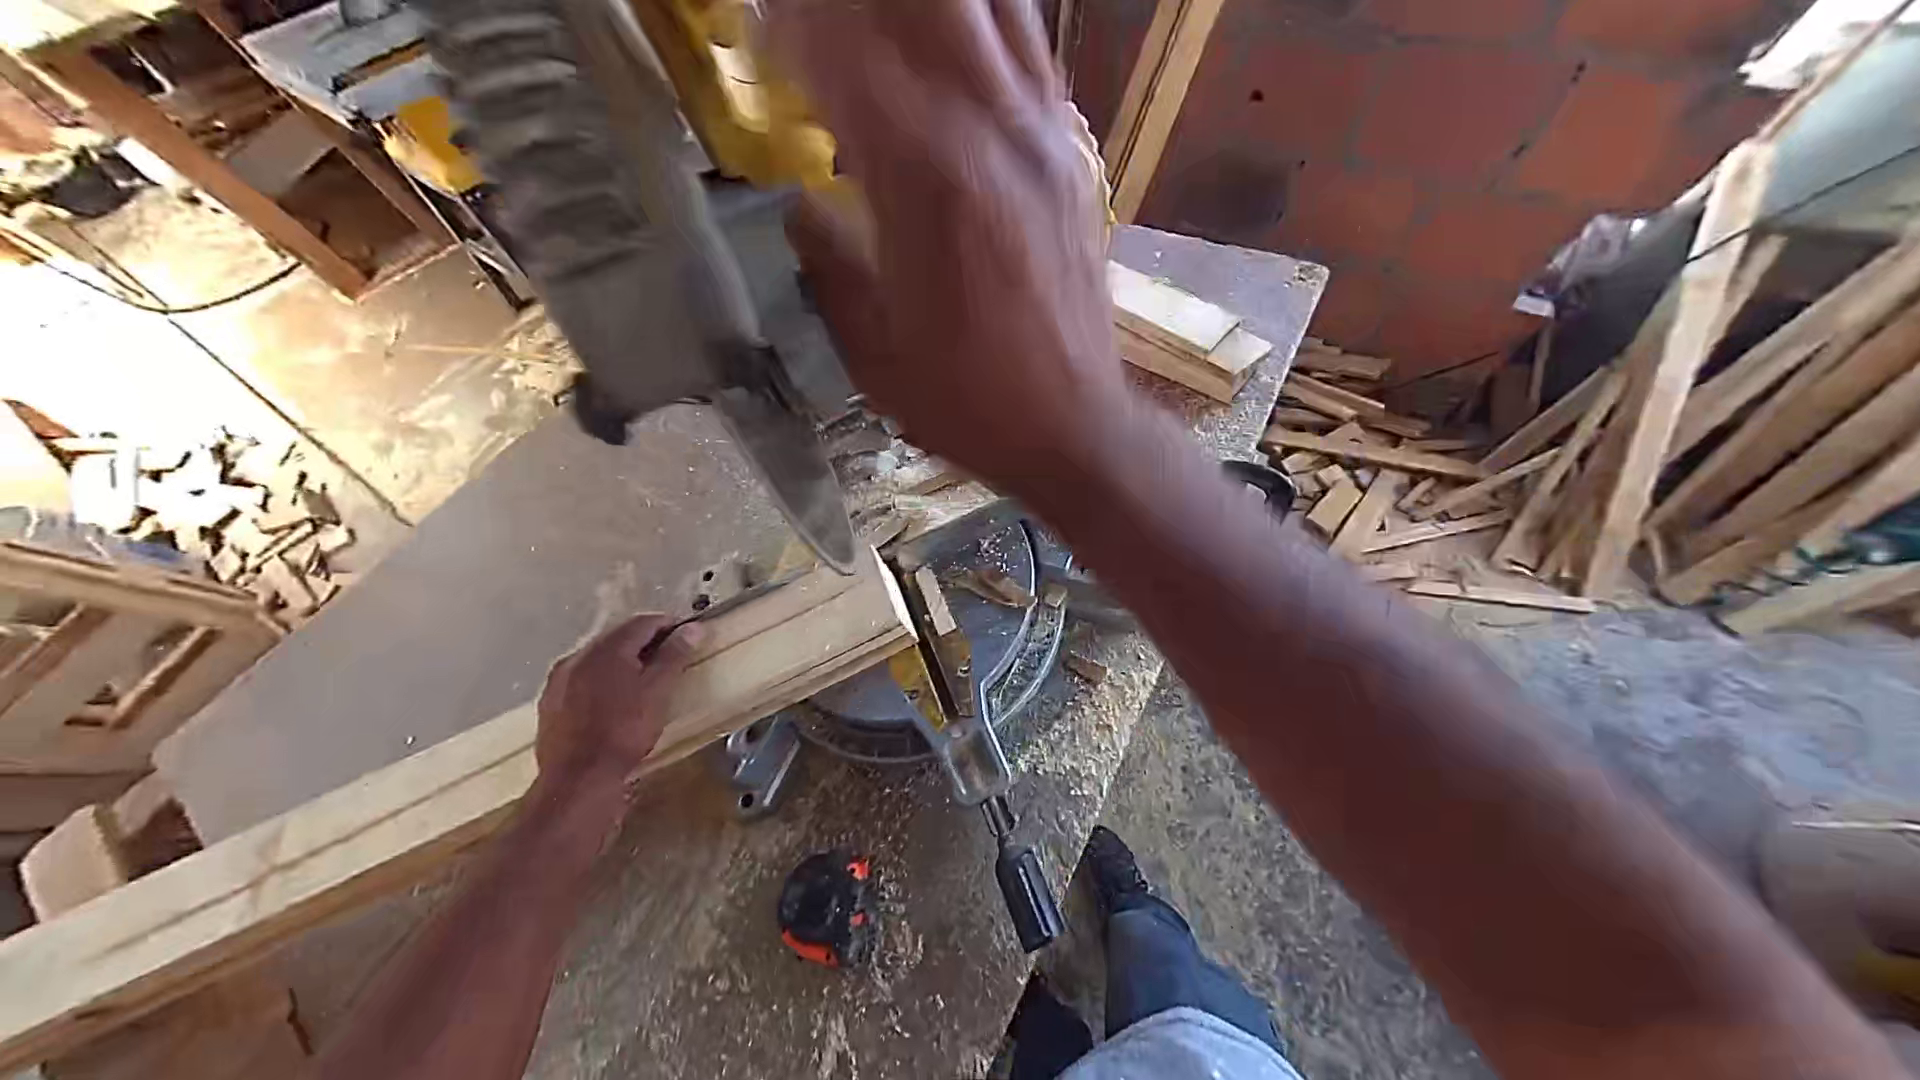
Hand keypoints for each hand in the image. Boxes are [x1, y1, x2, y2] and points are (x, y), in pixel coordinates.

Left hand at [533, 615, 706, 791]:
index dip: (669, 625)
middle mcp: (579, 656)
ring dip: (623, 660)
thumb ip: (674, 655)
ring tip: (645, 679)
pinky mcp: (550, 703)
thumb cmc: (625, 731)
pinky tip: (614, 699)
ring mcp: (560, 679)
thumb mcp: (659, 691)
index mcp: (607, 648)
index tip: (688, 636)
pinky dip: (603, 679)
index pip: (643, 622)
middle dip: (646, 641)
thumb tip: (692, 628)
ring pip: (598, 658)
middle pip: (618, 636)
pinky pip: (582, 678)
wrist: (578, 779)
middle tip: (670, 657)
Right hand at [776, 0, 1131, 493]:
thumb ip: (830, 265)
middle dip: (859, 10)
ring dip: (923, 13)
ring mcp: (1044, 136)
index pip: (849, 50)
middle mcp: (992, 133)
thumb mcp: (874, 353)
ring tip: (881, 38)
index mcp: (929, 182)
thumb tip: (802, 208)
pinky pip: (1029, 51)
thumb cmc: (968, 404)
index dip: (798, 28)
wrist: (1071, 428)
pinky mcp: (1072, 157)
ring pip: (985, 8)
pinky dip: (978, 29)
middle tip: (826, 38)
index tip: (766, 39)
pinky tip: (946, 54)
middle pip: (925, 5)